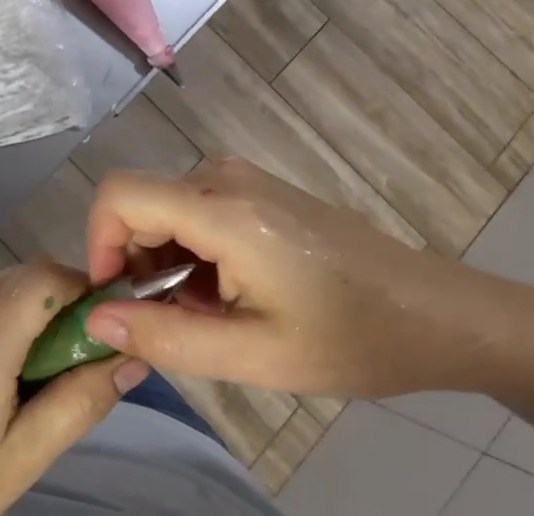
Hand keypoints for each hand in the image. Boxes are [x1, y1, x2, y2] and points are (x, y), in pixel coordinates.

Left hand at [0, 262, 150, 515]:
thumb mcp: (25, 456)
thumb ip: (81, 401)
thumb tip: (131, 358)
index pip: (42, 278)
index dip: (78, 286)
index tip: (99, 316)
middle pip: (15, 278)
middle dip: (50, 303)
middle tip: (67, 351)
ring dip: (13, 311)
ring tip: (19, 367)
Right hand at [82, 160, 486, 398]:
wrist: (439, 315)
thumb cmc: (352, 339)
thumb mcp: (256, 356)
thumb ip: (166, 338)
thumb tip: (94, 317)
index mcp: (222, 210)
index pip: (118, 196)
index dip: (99, 243)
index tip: (117, 298)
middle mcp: (224, 177)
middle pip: (139, 205)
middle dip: (138, 264)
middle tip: (174, 322)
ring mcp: (243, 178)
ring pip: (164, 210)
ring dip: (168, 264)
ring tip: (213, 315)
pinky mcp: (257, 188)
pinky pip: (194, 209)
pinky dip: (192, 252)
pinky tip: (233, 294)